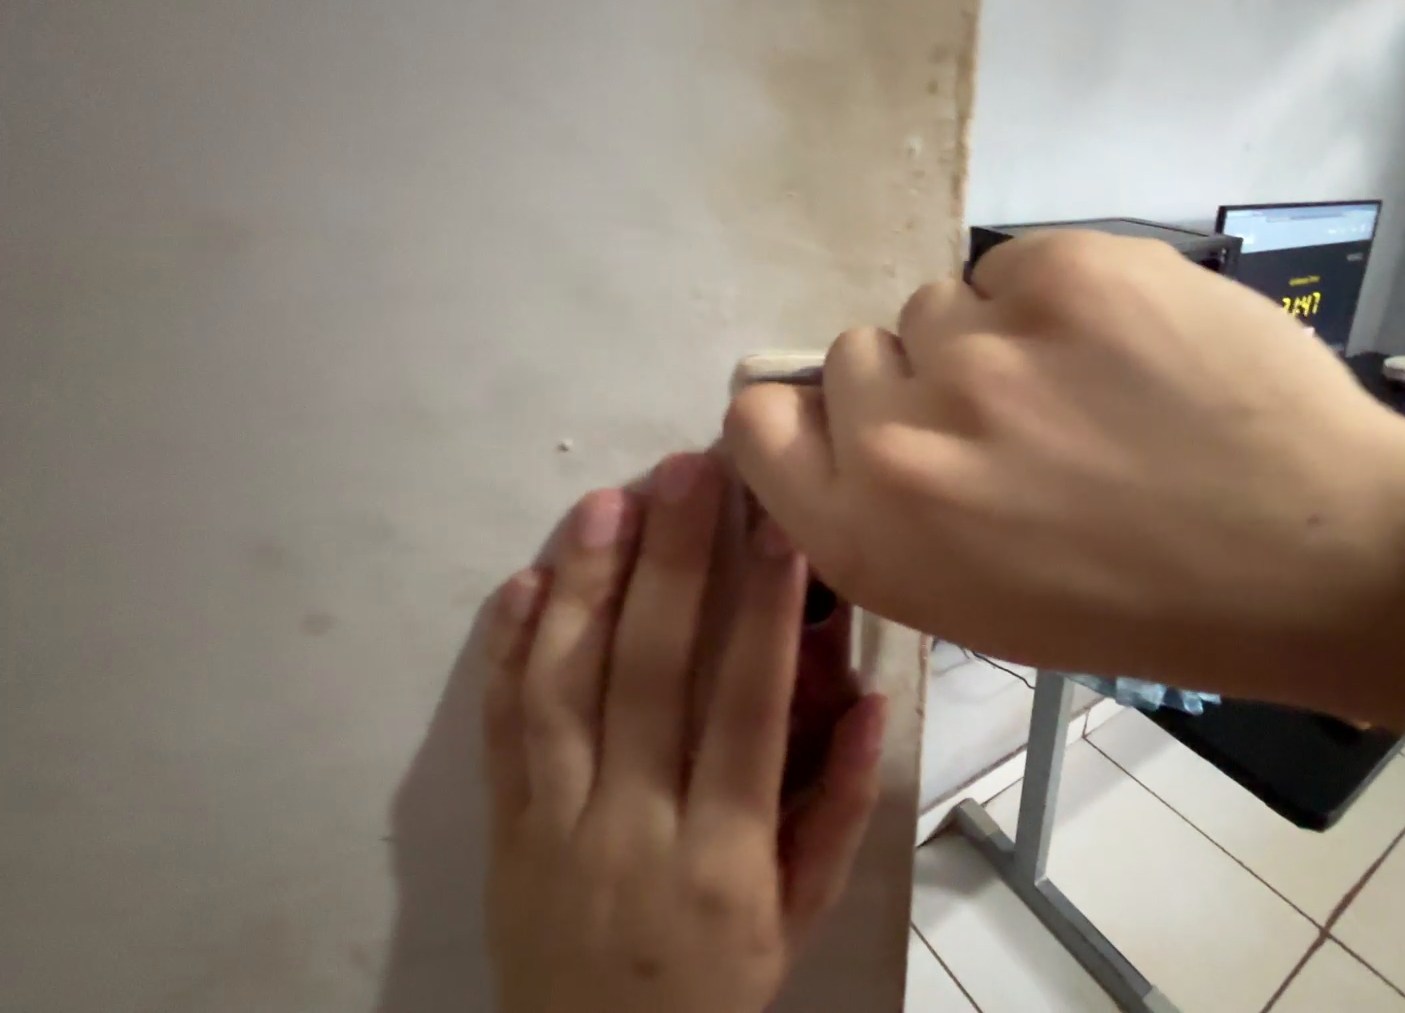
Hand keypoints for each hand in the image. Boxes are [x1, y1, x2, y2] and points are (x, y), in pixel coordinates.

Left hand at [479, 454, 888, 1012]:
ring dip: (588, 585)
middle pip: (651, 673)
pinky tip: (526, 582)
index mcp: (722, 851)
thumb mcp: (805, 915)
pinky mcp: (503, 833)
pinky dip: (510, 652)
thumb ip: (843, 810)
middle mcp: (632, 823)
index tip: (780, 531)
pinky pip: (505, 733)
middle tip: (689, 472)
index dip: (766, 612)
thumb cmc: (722, 988)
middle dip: (675, 562)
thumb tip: (873, 702)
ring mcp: (554, 825)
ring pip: (566, 687)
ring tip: (608, 502)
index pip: (747, 707)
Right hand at [724, 231, 1404, 688]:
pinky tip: (1128, 352)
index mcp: (873, 540)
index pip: (758, 424)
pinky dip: (1059, 298)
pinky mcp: (1070, 273)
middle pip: (856, 351)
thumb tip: (857, 412)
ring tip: (1085, 392)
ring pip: (941, 303)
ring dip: (992, 337)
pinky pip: (1017, 264)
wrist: (1306, 562)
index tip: (857, 415)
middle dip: (920, 380)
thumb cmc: (1134, 601)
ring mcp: (984, 349)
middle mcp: (902, 443)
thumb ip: (890, 508)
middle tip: (1015, 423)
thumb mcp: (974, 597)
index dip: (806, 413)